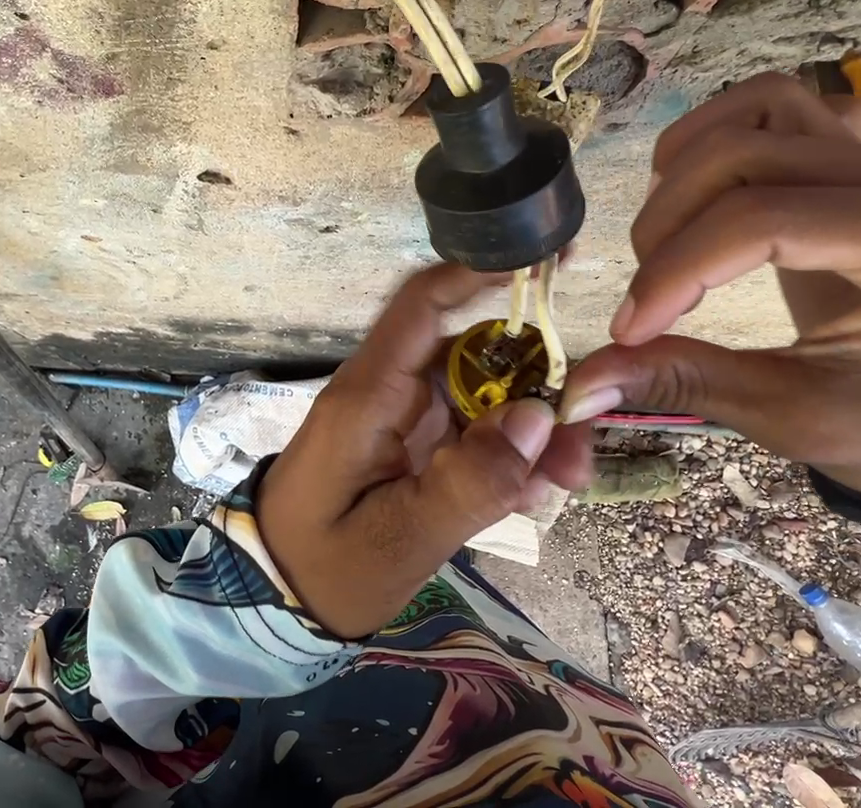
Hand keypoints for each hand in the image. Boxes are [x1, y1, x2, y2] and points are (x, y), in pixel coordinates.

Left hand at [257, 265, 592, 638]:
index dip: (478, 273)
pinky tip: (532, 494)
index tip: (547, 263)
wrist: (275, 596)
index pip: (420, 307)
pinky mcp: (408, 449)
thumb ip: (469, 482)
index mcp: (367, 396)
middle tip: (586, 437)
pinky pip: (468, 435)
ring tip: (570, 479)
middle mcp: (384, 394)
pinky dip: (506, 457)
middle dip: (536, 383)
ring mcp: (398, 421)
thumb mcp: (399, 538)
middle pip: (470, 355)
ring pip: (479, 397)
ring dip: (531, 429)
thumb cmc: (324, 566)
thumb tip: (541, 419)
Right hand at [563, 73, 860, 499]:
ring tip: (667, 242)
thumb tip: (579, 385)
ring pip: (756, 113)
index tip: (627, 332)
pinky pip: (778, 114)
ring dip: (684, 171)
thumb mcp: (801, 419)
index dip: (672, 270)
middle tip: (646, 297)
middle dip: (666, 224)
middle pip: (744, 152)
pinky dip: (716, 145)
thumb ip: (686, 382)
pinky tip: (699, 205)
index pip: (762, 219)